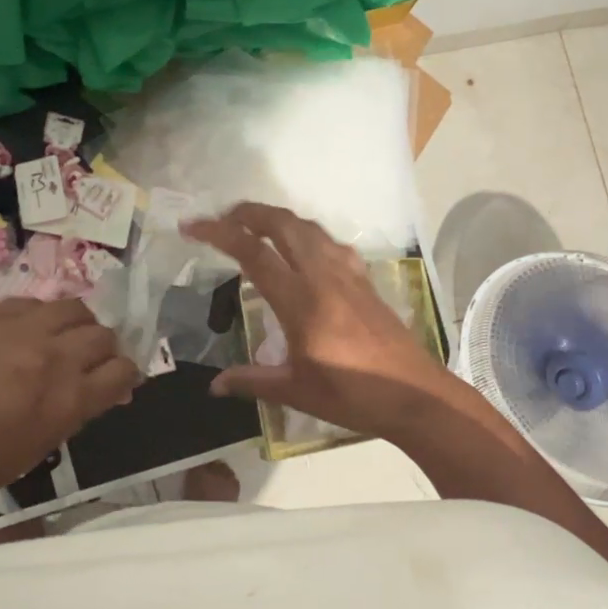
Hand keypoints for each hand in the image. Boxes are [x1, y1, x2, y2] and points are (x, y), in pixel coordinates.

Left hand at [0, 298, 140, 507]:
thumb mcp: (41, 444)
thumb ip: (74, 411)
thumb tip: (94, 393)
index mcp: (71, 398)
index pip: (124, 370)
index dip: (125, 375)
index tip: (116, 382)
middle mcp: (53, 356)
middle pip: (102, 334)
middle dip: (103, 349)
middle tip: (87, 363)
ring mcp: (16, 331)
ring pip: (71, 307)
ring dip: (75, 324)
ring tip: (58, 340)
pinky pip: (28, 302)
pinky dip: (36, 315)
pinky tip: (22, 332)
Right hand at [182, 203, 468, 441]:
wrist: (414, 394)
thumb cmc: (353, 395)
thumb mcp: (296, 391)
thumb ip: (253, 381)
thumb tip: (215, 385)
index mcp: (301, 301)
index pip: (254, 253)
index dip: (220, 234)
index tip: (193, 226)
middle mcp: (324, 277)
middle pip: (284, 225)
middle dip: (250, 213)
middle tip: (222, 218)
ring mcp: (349, 276)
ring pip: (311, 230)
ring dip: (280, 219)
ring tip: (257, 226)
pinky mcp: (366, 283)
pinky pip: (332, 245)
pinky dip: (309, 236)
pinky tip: (305, 250)